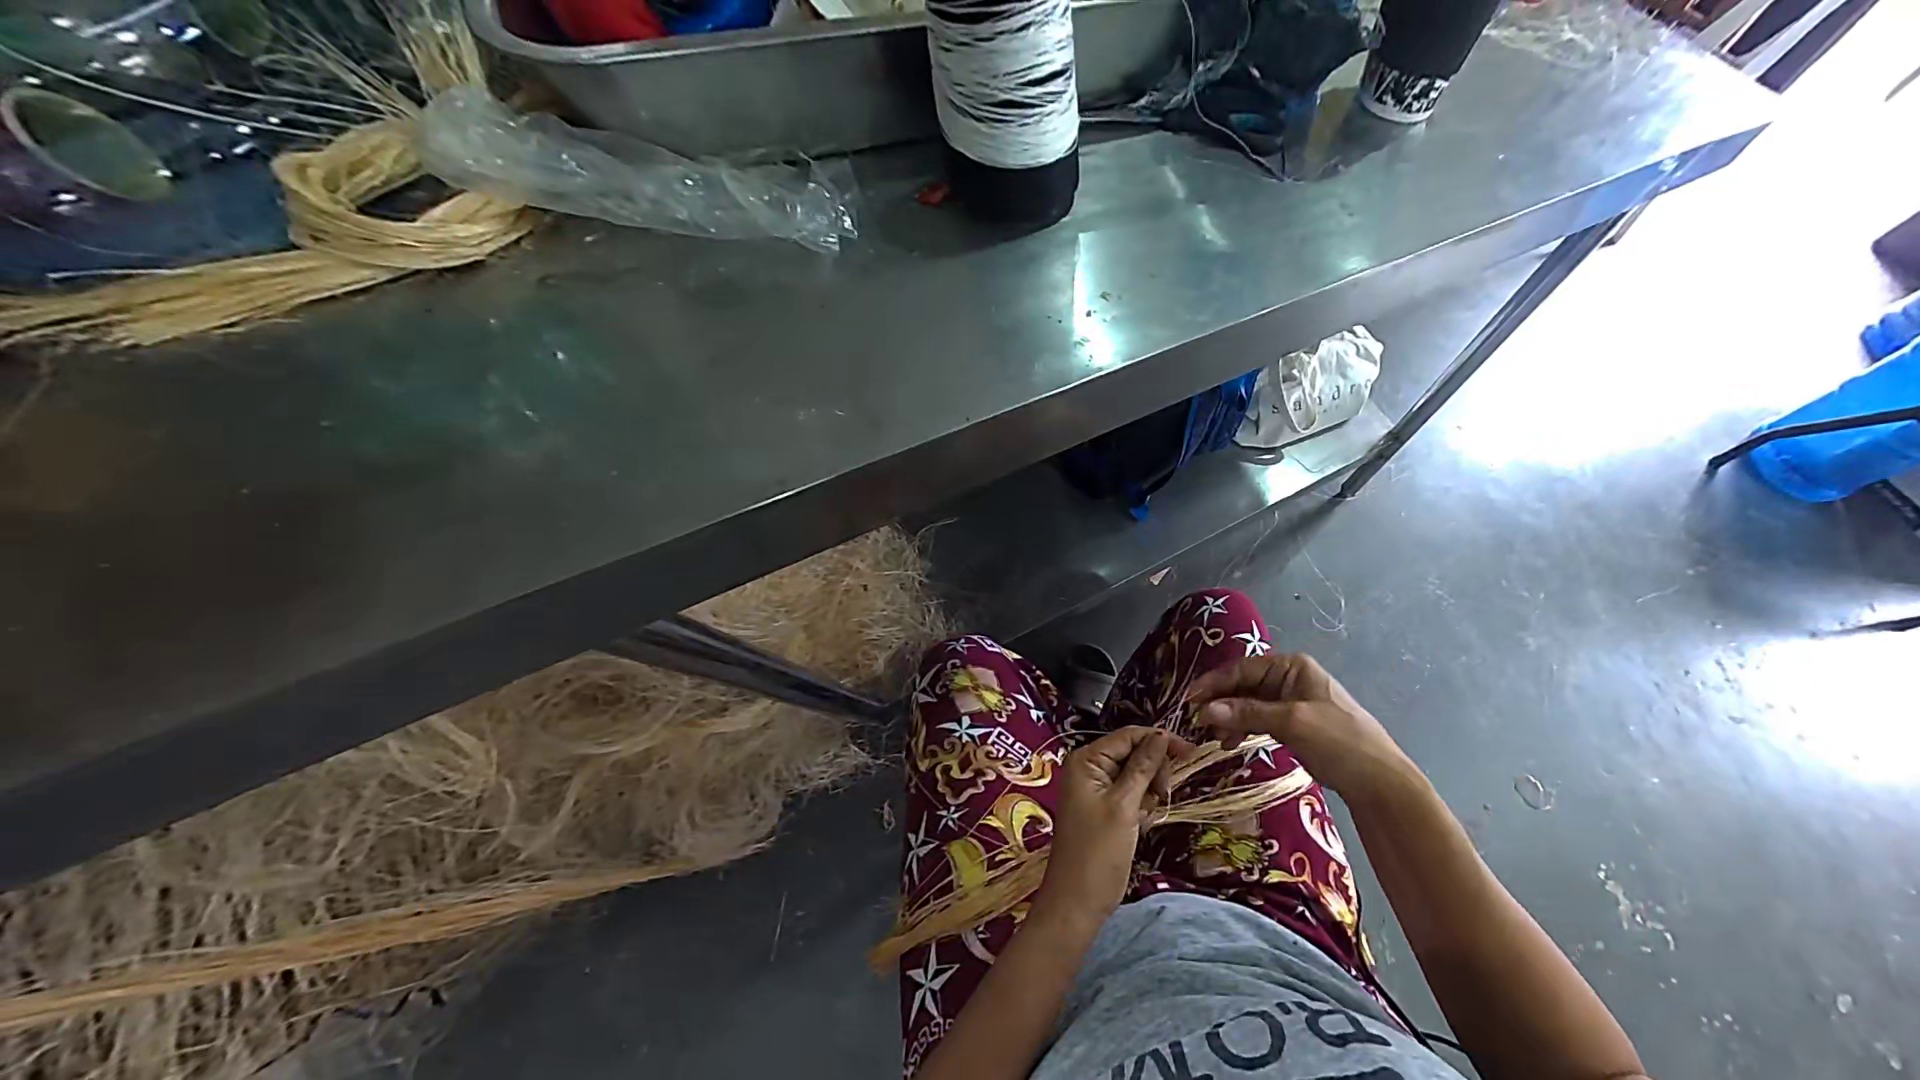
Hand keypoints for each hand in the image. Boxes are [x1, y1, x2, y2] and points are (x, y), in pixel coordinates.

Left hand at [1038, 727, 1188, 918]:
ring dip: (1148, 792)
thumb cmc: (1099, 852)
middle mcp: (1087, 767)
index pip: (1129, 735)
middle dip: (1152, 771)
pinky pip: (1129, 794)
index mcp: (1086, 759)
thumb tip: (1162, 735)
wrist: (1078, 901)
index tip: (1193, 753)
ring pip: (1135, 774)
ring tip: (1144, 817)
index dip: (1160, 740)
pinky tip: (1139, 825)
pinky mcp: (1102, 807)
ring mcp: (1093, 787)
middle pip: (1133, 752)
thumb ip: (1143, 766)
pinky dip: (1140, 806)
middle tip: (1159, 798)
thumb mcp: (1124, 805)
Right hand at [1185, 653, 1419, 801]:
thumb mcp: (1291, 722)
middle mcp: (1288, 679)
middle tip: (1198, 722)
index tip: (1189, 700)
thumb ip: (1246, 713)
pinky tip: (1230, 743)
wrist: (1379, 781)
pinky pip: (1256, 720)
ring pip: (1246, 704)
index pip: (1241, 668)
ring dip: (1229, 719)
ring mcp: (1289, 702)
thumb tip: (1205, 710)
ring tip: (1215, 739)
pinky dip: (1241, 730)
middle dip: (1220, 703)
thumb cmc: (1339, 741)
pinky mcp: (1291, 725)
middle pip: (1242, 685)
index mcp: (1291, 667)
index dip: (1213, 683)